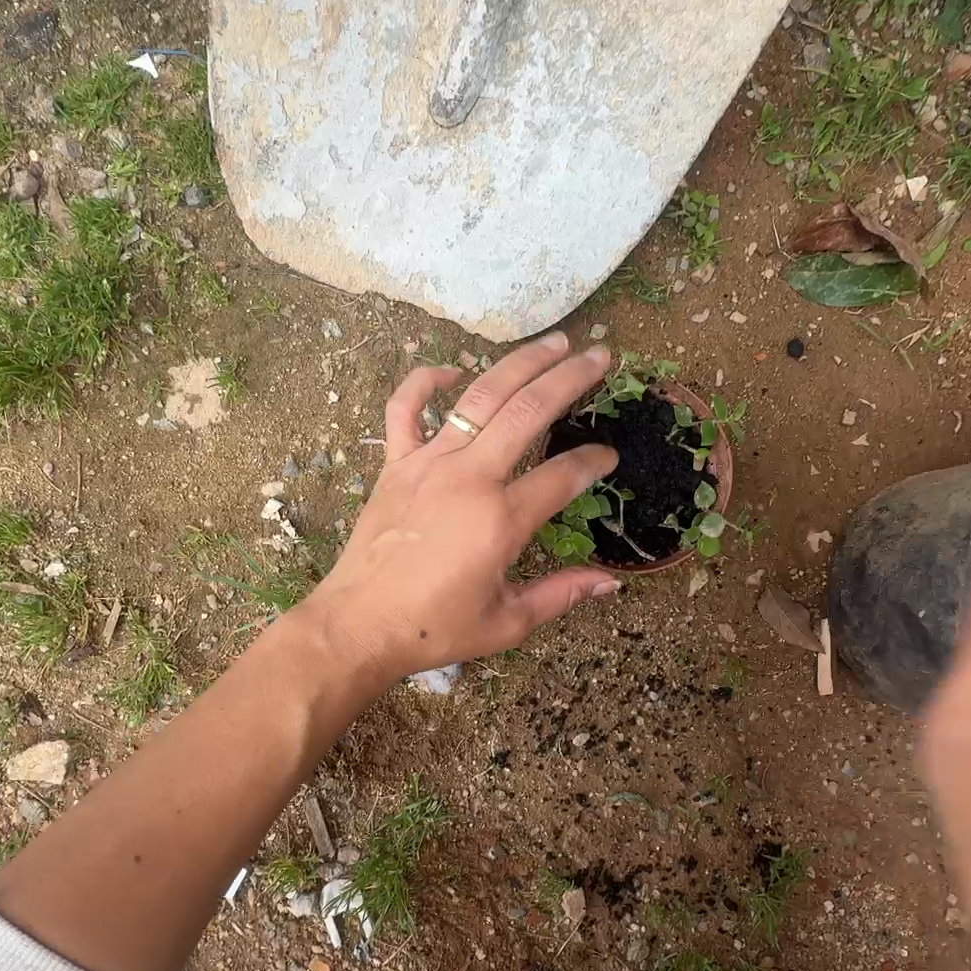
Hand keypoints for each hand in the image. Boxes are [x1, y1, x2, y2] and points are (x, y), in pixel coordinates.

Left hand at [295, 333, 621, 680]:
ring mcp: (428, 463)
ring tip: (554, 342)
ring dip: (520, 364)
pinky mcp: (395, 463)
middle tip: (601, 357)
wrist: (359, 624)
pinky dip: (425, 381)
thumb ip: (562, 595)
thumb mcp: (507, 623)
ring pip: (479, 397)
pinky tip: (452, 370)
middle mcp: (469, 477)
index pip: (564, 475)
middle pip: (529, 411)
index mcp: (501, 519)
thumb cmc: (433, 629)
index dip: (594, 461)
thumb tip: (612, 581)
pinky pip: (405, 408)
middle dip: (571, 379)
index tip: (610, 455)